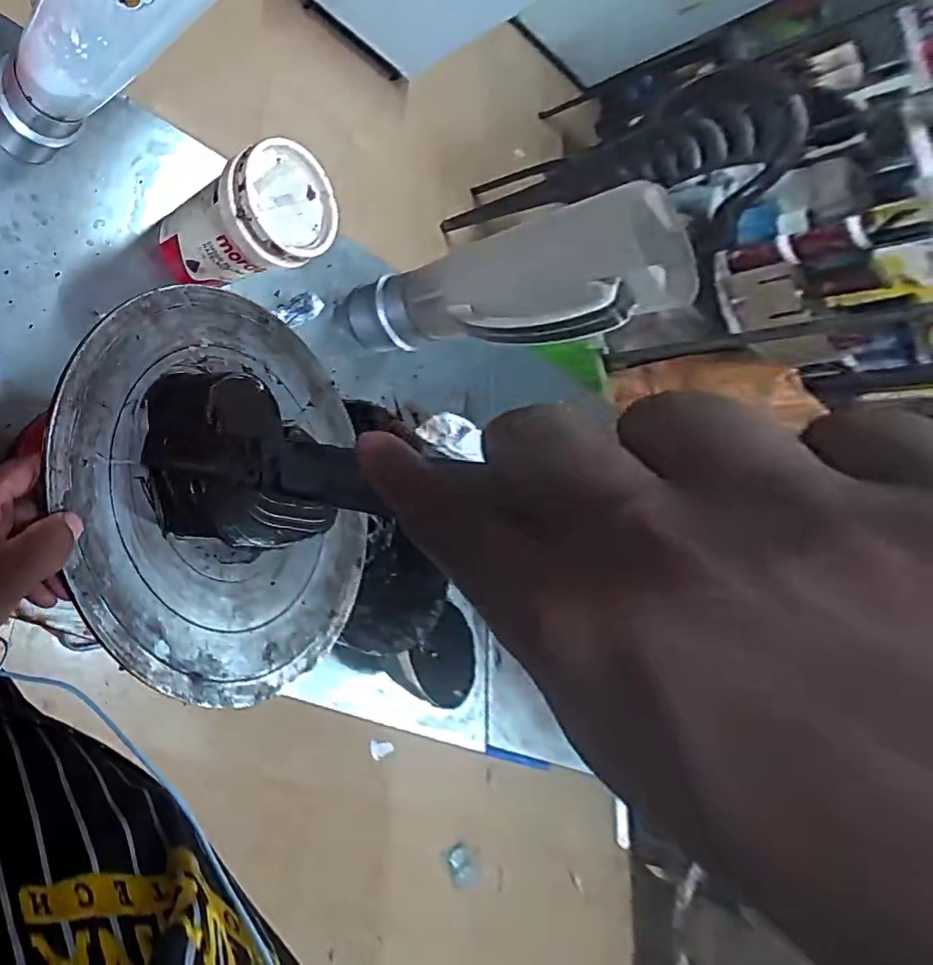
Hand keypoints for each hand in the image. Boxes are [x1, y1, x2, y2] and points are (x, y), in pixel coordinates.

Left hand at [0, 455, 82, 671]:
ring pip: (14, 536)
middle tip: (82, 560)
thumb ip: (49, 543)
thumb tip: (73, 520)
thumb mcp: (13, 572)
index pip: (25, 469)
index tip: (90, 488)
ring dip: (40, 558)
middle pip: (24, 506)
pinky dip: (20, 571)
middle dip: (54, 531)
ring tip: (63, 592)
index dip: (57, 473)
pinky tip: (38, 599)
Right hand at [358, 393, 932, 964]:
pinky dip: (839, 465)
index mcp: (576, 618)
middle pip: (537, 433)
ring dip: (686, 458)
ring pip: (683, 413)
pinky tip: (859, 521)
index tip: (380, 448)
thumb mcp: (623, 737)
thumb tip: (509, 557)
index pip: (452, 516)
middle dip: (538, 455)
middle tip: (581, 489)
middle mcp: (659, 546)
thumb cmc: (784, 825)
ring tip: (739, 509)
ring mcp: (807, 513)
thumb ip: (554, 628)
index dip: (406, 476)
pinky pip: (857, 426)